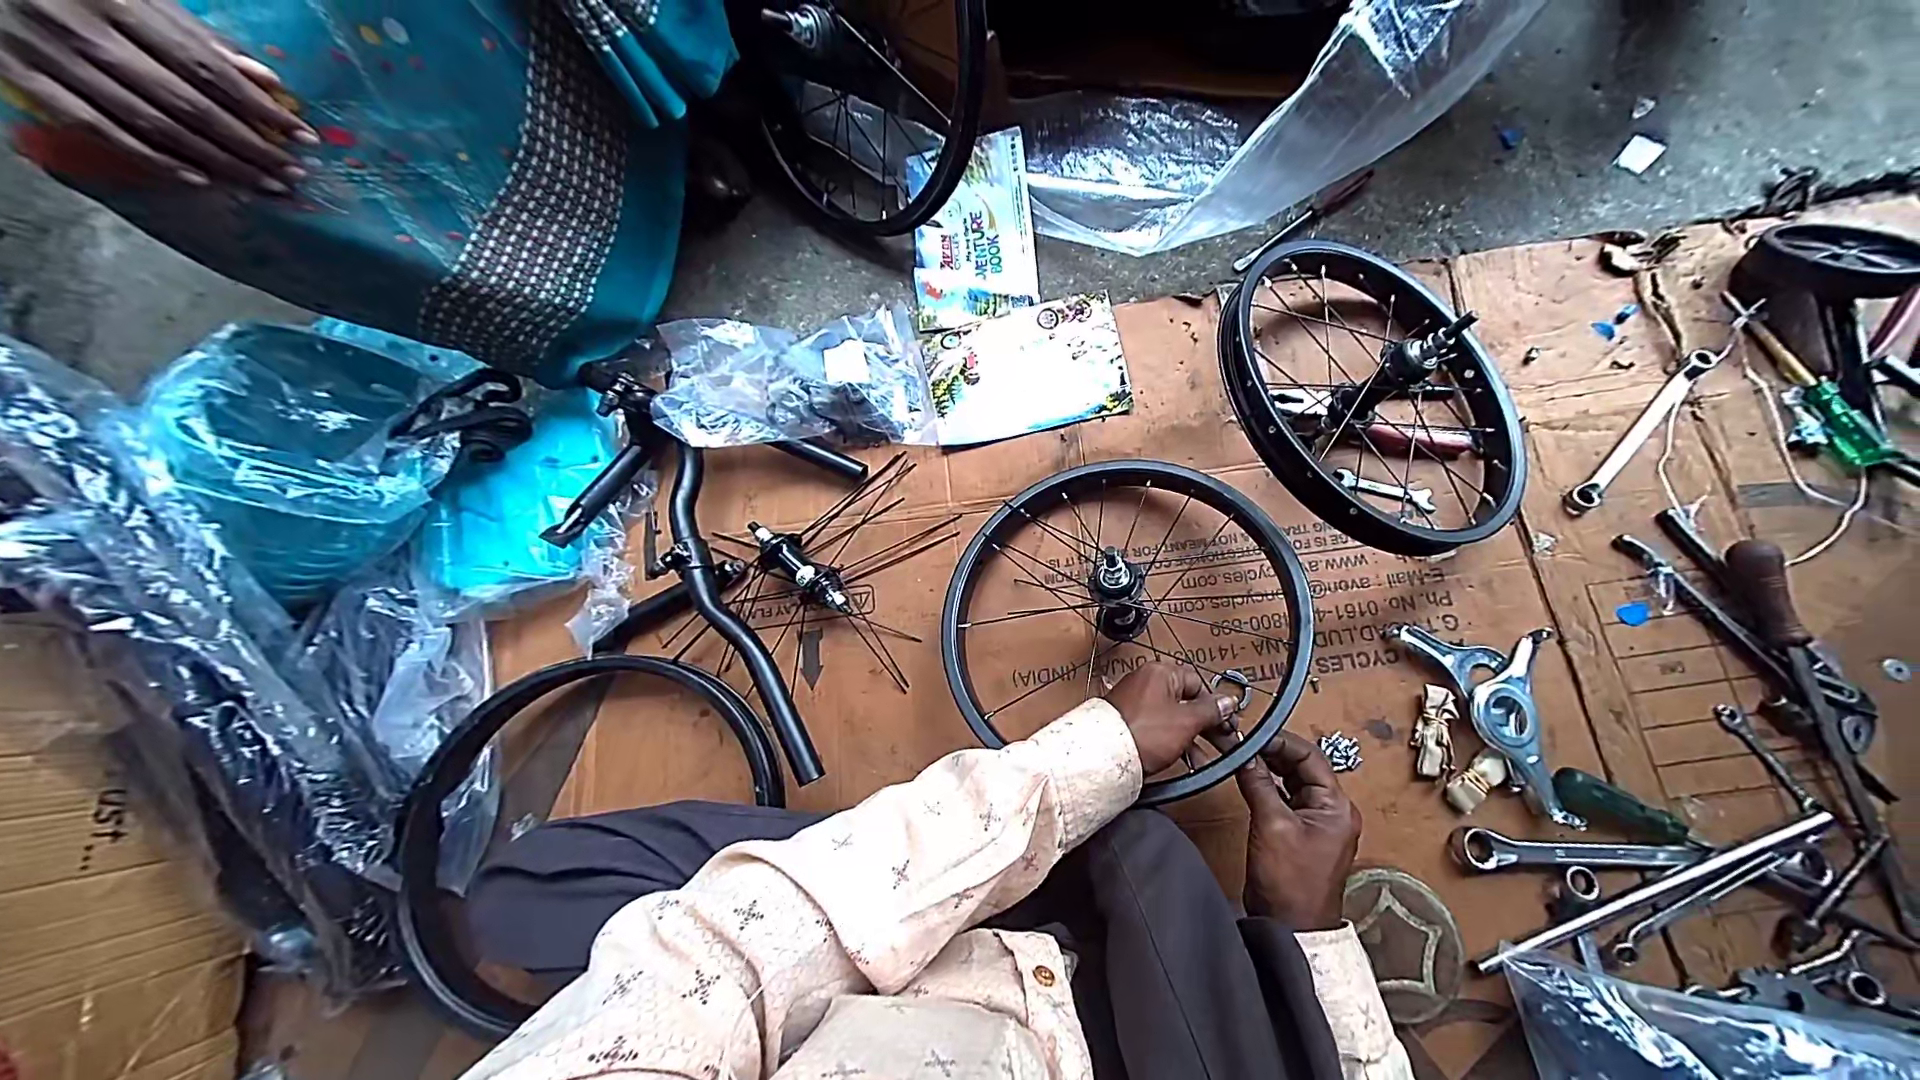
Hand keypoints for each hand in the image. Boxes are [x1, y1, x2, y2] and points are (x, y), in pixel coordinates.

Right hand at [0, 0, 316, 190]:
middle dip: (251, 147)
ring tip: (267, 186)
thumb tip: (268, 80)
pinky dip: (153, 159)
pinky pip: (97, 127)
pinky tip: (201, 180)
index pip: (208, 70)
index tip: (307, 139)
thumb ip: (199, 36)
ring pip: (153, 124)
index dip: (263, 109)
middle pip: (188, 105)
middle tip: (295, 174)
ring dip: (219, 162)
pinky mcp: (17, 72)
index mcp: (116, 1)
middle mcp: (83, 29)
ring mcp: (47, 53)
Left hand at [1103, 660, 1236, 775]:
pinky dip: (1175, 742)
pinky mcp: (1129, 722)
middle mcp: (1146, 683)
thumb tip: (1227, 702)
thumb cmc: (1140, 733)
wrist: (1105, 757)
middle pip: (1187, 701)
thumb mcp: (1186, 721)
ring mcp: (1136, 702)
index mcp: (1160, 673)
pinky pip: (1159, 729)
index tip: (1229, 722)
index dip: (1216, 704)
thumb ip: (1210, 711)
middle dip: (1208, 725)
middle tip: (1226, 742)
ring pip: (1174, 718)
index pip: (1198, 682)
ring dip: (1194, 739)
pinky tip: (1187, 761)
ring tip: (1208, 760)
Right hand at [1235, 731, 1360, 930]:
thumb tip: (1244, 754)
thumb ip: (1257, 783)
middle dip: (1272, 751)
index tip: (1253, 735)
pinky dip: (1266, 783)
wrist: (1291, 925)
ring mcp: (1316, 820)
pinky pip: (1284, 794)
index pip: (1310, 757)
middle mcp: (1331, 810)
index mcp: (1336, 806)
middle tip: (1242, 742)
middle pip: (1301, 766)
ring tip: (1241, 755)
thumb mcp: (1271, 824)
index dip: (1280, 742)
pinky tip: (1247, 777)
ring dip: (1267, 766)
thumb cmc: (1292, 883)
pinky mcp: (1299, 829)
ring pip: (1291, 779)